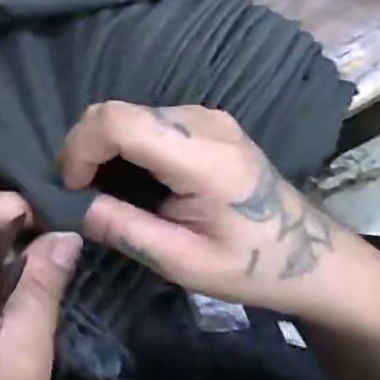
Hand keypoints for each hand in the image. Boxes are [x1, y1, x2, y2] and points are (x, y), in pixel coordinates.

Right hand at [59, 102, 379, 326]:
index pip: (115, 122)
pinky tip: (126, 178)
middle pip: (112, 112)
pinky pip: (140, 119)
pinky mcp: (201, 121)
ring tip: (100, 190)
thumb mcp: (181, 262)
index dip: (79, 150)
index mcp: (202, 157)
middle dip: (82, 149)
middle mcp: (201, 122)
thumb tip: (64, 206)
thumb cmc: (253, 267)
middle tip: (79, 194)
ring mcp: (203, 116)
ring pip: (121, 113)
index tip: (72, 191)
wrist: (315, 258)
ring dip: (98, 147)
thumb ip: (121, 228)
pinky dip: (118, 144)